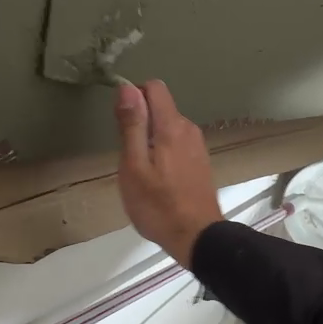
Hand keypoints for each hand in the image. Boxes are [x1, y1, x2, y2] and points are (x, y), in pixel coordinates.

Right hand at [115, 80, 222, 266]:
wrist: (197, 236)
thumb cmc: (158, 205)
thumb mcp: (134, 166)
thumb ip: (132, 125)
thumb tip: (127, 87)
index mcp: (171, 126)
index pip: (154, 87)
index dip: (134, 96)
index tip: (122, 123)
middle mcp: (188, 128)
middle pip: (160, 107)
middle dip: (141, 123)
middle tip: (129, 157)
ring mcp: (197, 144)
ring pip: (167, 127)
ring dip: (151, 140)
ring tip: (142, 173)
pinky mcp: (200, 160)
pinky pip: (176, 143)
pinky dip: (163, 152)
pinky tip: (158, 180)